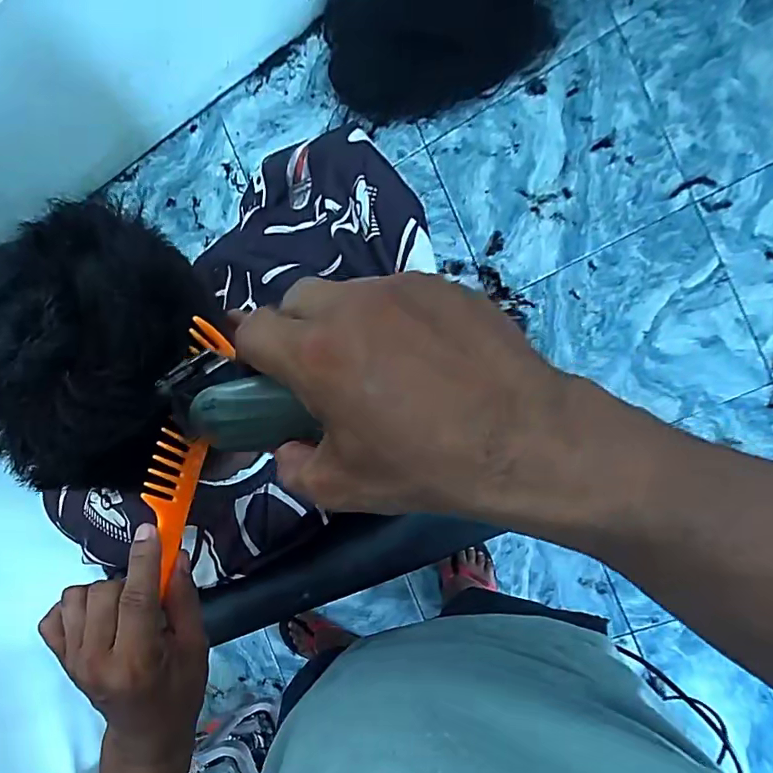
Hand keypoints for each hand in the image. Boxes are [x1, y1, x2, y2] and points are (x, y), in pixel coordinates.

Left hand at [40, 524, 208, 769]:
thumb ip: (185, 601)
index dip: (144, 560)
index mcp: (137, 662)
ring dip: (104, 593)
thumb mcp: (196, 649)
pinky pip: (56, 612)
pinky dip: (76, 607)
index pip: (136, 600)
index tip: (151, 532)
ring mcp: (72, 660)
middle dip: (131, 584)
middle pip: (105, 592)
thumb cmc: (178, 693)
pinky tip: (98, 619)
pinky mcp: (59, 658)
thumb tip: (175, 556)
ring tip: (124, 613)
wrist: (145, 733)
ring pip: (77, 595)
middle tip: (149, 602)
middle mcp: (96, 660)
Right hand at [232, 273, 589, 518]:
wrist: (522, 441)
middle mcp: (351, 305)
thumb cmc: (424, 467)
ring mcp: (401, 287)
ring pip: (347, 294)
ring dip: (344, 325)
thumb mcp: (343, 488)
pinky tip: (426, 359)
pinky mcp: (443, 285)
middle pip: (294, 300)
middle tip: (325, 377)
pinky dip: (393, 320)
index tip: (271, 384)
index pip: (250, 329)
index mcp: (316, 352)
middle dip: (294, 333)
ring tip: (382, 369)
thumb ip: (293, 466)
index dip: (251, 357)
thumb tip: (287, 446)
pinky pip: (396, 295)